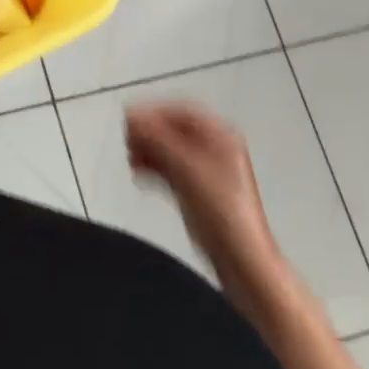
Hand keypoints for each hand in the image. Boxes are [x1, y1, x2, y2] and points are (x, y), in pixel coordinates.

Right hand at [126, 102, 278, 275]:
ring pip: (169, 149)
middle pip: (173, 129)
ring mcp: (205, 170)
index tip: (130, 120)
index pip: (182, 111)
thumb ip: (157, 138)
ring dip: (148, 150)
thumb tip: (130, 115)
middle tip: (129, 141)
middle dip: (148, 134)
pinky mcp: (196, 190)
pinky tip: (140, 174)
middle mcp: (214, 149)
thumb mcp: (187, 167)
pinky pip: (169, 169)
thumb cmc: (220, 210)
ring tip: (132, 160)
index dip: (154, 112)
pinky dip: (153, 167)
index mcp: (221, 137)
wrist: (240, 257)